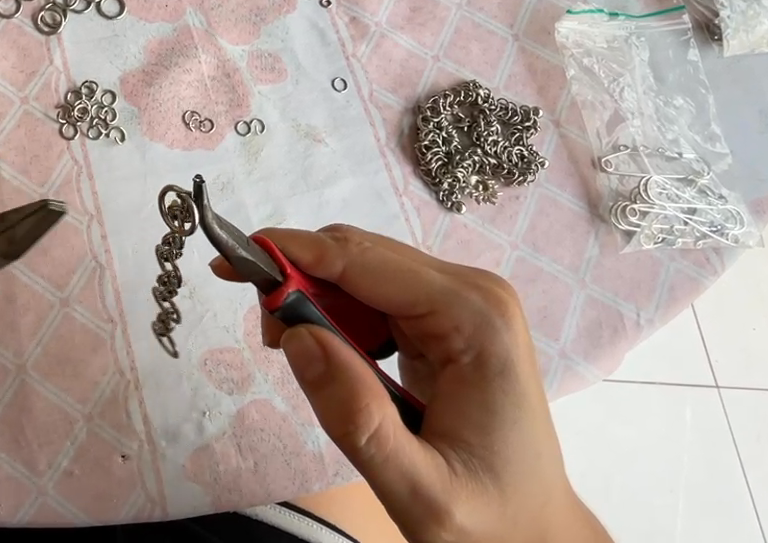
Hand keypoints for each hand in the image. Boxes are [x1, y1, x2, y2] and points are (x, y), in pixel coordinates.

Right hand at [214, 226, 609, 542]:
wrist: (538, 539)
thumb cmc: (491, 525)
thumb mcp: (421, 494)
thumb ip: (356, 419)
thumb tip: (295, 335)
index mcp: (473, 317)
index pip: (360, 259)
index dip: (289, 254)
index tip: (229, 263)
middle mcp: (469, 290)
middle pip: (354, 255)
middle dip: (296, 282)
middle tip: (267, 339)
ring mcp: (457, 297)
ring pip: (353, 268)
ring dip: (310, 299)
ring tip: (294, 352)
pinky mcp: (442, 312)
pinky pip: (365, 290)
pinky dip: (331, 313)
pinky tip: (329, 354)